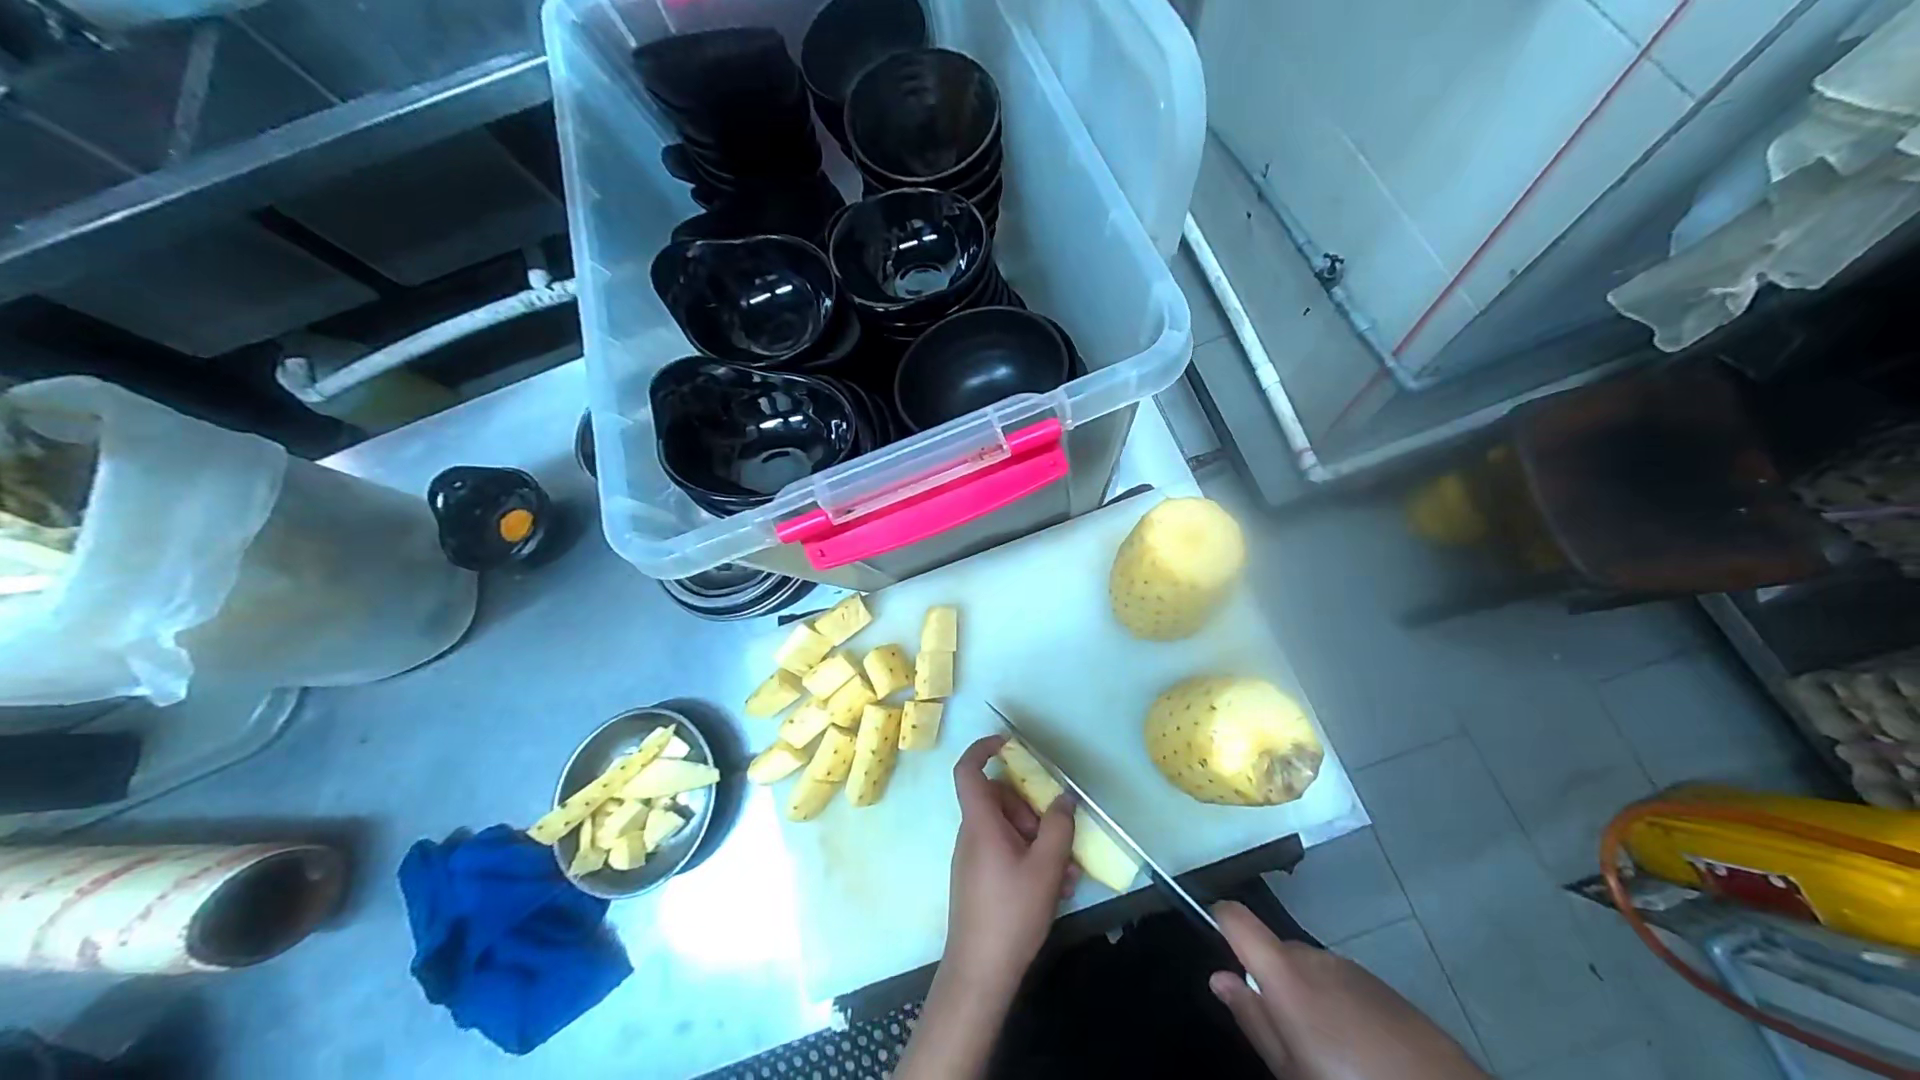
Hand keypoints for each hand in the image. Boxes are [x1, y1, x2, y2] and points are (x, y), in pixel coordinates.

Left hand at [942, 735, 1076, 993]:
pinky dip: (1029, 860)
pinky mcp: (978, 879)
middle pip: (999, 801)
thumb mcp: (1045, 867)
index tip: (1009, 744)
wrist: (979, 971)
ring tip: (1065, 874)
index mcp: (980, 823)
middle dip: (1032, 812)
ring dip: (1038, 842)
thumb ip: (1057, 827)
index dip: (983, 749)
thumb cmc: (1011, 912)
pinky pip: (1005, 853)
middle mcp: (971, 834)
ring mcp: (973, 857)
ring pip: (1007, 830)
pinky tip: (1053, 888)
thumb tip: (1064, 798)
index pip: (968, 771)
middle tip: (1058, 841)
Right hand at [1208, 901, 1489, 1079]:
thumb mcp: (1289, 1069)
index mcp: (1284, 973)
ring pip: (1309, 968)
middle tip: (1283, 1032)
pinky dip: (1338, 1003)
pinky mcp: (1384, 986)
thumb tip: (1218, 978)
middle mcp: (1314, 956)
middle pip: (1274, 950)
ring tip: (1325, 1048)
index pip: (1235, 917)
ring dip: (1306, 994)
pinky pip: (1342, 982)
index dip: (1219, 921)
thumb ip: (1252, 1018)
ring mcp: (1352, 968)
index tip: (1217, 947)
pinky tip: (1358, 1049)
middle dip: (1270, 980)